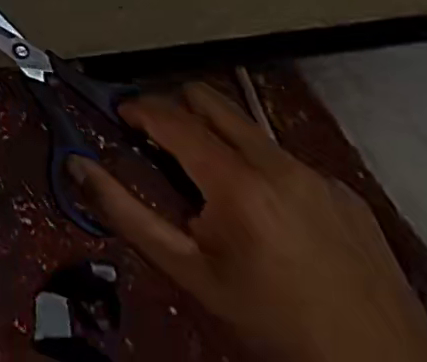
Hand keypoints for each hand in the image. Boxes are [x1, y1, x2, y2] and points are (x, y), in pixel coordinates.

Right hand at [73, 82, 426, 361]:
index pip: (171, 116)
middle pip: (210, 100)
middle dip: (173, 108)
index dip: (135, 108)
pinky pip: (286, 161)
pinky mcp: (350, 198)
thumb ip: (124, 212)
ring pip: (248, 128)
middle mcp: (281, 166)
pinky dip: (258, 168)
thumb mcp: (187, 274)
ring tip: (206, 186)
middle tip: (154, 142)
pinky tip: (262, 217)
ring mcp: (321, 179)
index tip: (117, 116)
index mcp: (238, 184)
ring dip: (215, 138)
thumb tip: (77, 166)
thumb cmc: (272, 326)